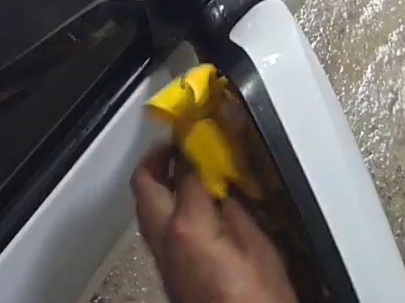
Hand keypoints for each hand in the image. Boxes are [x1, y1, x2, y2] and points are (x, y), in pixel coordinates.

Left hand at [131, 144, 296, 302]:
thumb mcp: (260, 252)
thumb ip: (236, 211)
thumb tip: (221, 185)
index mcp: (187, 225)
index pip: (185, 172)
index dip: (194, 148)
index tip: (202, 131)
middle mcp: (164, 237)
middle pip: (144, 183)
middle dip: (157, 157)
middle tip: (179, 144)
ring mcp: (161, 256)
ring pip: (145, 205)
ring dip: (157, 181)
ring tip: (184, 169)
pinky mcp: (167, 272)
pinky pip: (155, 226)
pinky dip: (163, 204)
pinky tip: (189, 203)